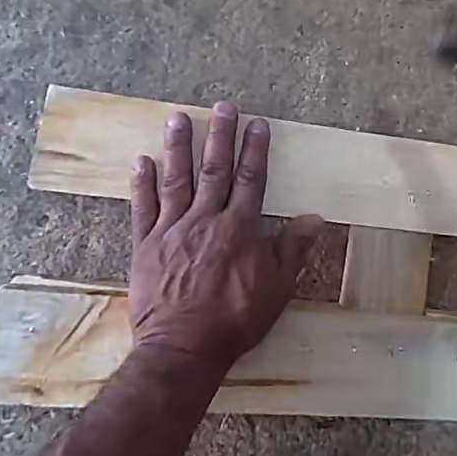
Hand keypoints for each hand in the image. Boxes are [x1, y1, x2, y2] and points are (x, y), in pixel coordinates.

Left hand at [128, 101, 324, 373]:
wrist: (183, 348)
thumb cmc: (236, 317)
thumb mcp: (279, 285)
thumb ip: (294, 247)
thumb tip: (315, 218)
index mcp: (239, 227)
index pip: (250, 179)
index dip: (255, 150)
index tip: (257, 124)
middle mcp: (206, 220)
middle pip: (214, 170)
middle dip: (220, 136)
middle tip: (222, 106)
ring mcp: (172, 231)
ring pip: (177, 181)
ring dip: (178, 148)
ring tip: (178, 118)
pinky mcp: (146, 247)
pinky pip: (143, 209)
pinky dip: (142, 184)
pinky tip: (141, 161)